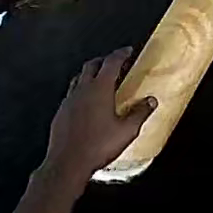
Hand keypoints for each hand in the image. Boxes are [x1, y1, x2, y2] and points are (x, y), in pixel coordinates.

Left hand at [41, 48, 156, 185]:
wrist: (67, 162)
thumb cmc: (98, 146)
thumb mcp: (126, 131)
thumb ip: (140, 113)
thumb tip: (151, 101)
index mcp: (99, 89)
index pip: (111, 62)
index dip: (120, 54)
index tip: (127, 51)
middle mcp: (82, 89)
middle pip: (92, 65)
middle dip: (104, 60)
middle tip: (115, 63)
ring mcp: (69, 99)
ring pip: (79, 77)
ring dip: (90, 74)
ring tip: (101, 80)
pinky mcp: (61, 111)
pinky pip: (71, 93)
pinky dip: (81, 90)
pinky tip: (87, 102)